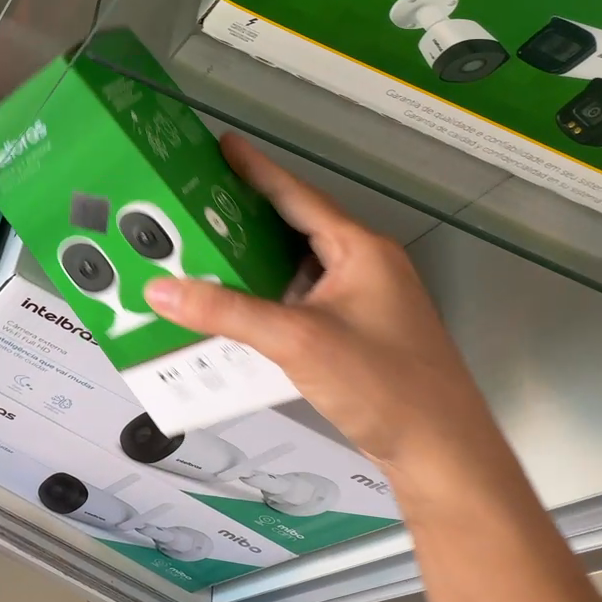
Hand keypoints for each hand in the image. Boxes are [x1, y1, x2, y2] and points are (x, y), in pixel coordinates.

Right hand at [141, 135, 501, 483]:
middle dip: (242, 213)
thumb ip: (224, 311)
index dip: (257, 170)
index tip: (221, 145)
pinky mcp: (350, 332)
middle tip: (193, 198)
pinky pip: (293, 297)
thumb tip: (158, 289)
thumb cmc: (385, 384)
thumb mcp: (296, 340)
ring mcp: (359, 302)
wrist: (443, 457)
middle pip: (292, 227)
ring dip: (247, 257)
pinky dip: (258, 293)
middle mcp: (362, 268)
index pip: (298, 197)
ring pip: (291, 265)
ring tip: (196, 245)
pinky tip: (225, 302)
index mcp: (361, 252)